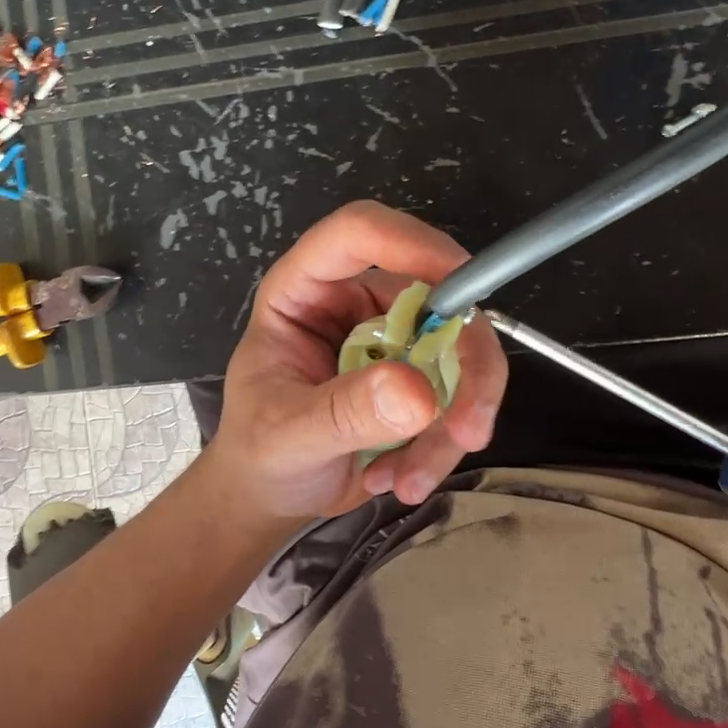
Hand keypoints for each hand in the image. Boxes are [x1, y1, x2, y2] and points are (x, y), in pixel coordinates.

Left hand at [201, 201, 508, 520]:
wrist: (273, 493)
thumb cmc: (260, 451)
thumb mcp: (287, 435)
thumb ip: (345, 412)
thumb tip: (417, 391)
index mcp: (305, 290)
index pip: (358, 234)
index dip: (412, 243)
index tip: (461, 288)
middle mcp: (355, 303)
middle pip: (437, 295)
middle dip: (464, 364)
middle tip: (467, 431)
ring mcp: (394, 339)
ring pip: (461, 352)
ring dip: (452, 421)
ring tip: (409, 481)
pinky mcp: (421, 378)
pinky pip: (461, 395)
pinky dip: (444, 443)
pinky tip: (404, 480)